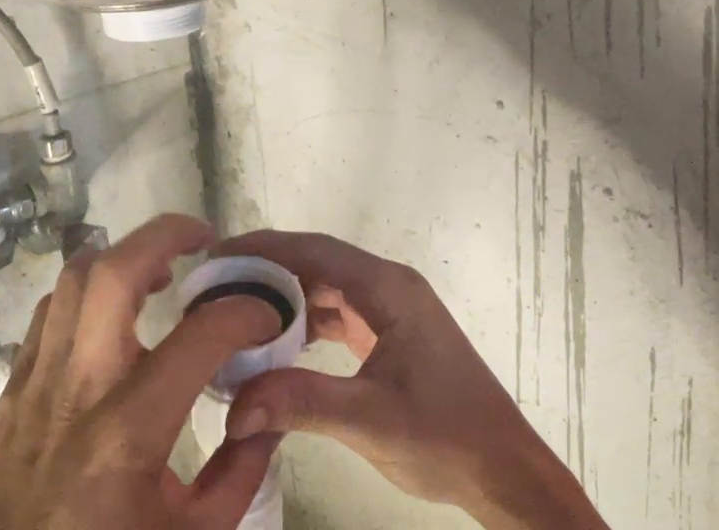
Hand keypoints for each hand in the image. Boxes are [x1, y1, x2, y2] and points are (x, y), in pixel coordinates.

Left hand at [0, 214, 284, 529]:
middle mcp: (77, 389)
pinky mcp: (13, 388)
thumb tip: (265, 408)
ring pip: (72, 280)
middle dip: (164, 236)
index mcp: (128, 431)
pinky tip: (113, 313)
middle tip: (203, 239)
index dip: (243, 312)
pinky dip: (86, 293)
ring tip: (161, 272)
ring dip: (122, 258)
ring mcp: (36, 382)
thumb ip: (240, 470)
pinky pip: (49, 313)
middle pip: (111, 274)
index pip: (198, 337)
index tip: (266, 314)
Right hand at [215, 231, 608, 529]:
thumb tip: (233, 406)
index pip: (315, 251)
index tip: (218, 255)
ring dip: (283, 300)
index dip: (264, 248)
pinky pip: (336, 316)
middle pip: (317, 264)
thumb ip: (301, 403)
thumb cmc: (445, 436)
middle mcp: (388, 288)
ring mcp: (390, 311)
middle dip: (267, 272)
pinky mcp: (388, 335)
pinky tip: (273, 346)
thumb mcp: (370, 420)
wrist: (503, 469)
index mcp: (388, 289)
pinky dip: (303, 325)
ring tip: (234, 315)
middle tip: (215, 289)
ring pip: (325, 289)